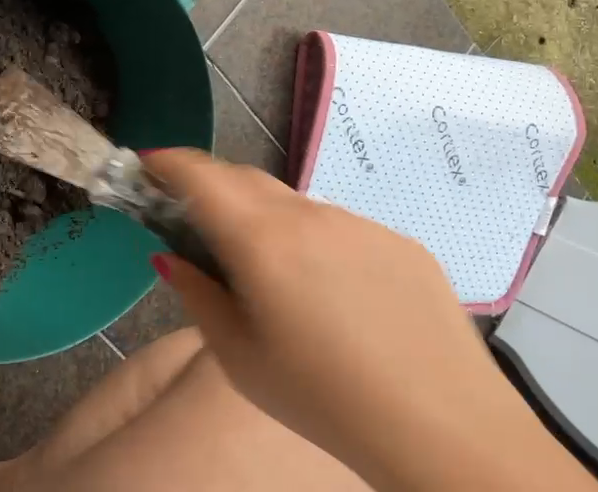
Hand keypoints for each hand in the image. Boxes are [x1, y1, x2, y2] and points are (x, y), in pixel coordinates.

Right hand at [144, 150, 592, 490]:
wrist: (451, 435)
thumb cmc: (323, 400)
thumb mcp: (237, 357)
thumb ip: (196, 294)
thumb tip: (172, 257)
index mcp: (261, 239)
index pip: (199, 173)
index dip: (166, 162)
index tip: (146, 169)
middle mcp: (310, 216)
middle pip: (243, 178)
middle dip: (210, 187)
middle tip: (194, 220)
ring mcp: (361, 225)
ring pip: (294, 203)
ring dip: (265, 217)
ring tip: (271, 271)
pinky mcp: (402, 243)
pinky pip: (340, 227)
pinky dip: (316, 241)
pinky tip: (334, 295)